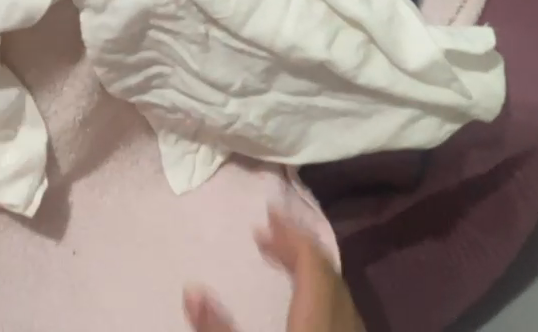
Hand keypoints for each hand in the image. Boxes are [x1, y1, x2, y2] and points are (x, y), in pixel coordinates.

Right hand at [183, 207, 364, 331]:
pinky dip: (323, 301)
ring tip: (280, 265)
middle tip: (264, 236)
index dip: (291, 236)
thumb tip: (192, 290)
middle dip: (299, 250)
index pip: (314, 265)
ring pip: (342, 301)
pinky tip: (304, 311)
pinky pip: (345, 321)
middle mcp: (344, 331)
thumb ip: (218, 331)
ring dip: (313, 275)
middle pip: (331, 279)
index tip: (262, 217)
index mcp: (318, 325)